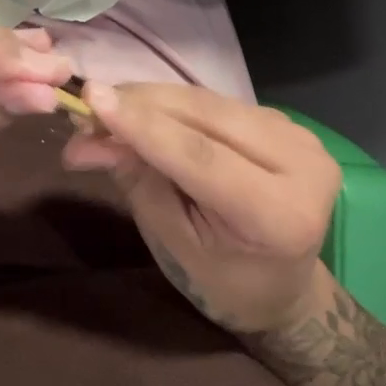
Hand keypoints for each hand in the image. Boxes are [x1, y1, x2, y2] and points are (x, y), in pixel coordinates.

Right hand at [63, 83, 342, 333]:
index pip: (201, 156)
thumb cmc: (224, 279)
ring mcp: (297, 135)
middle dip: (136, 105)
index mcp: (281, 213)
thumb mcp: (174, 242)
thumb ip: (136, 181)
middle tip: (82, 108)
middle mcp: (302, 163)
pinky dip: (168, 103)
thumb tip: (84, 137)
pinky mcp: (282, 119)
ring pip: (204, 100)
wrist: (283, 287)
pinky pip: (212, 101)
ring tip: (103, 111)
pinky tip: (139, 112)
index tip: (90, 98)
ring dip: (147, 100)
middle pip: (203, 115)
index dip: (142, 125)